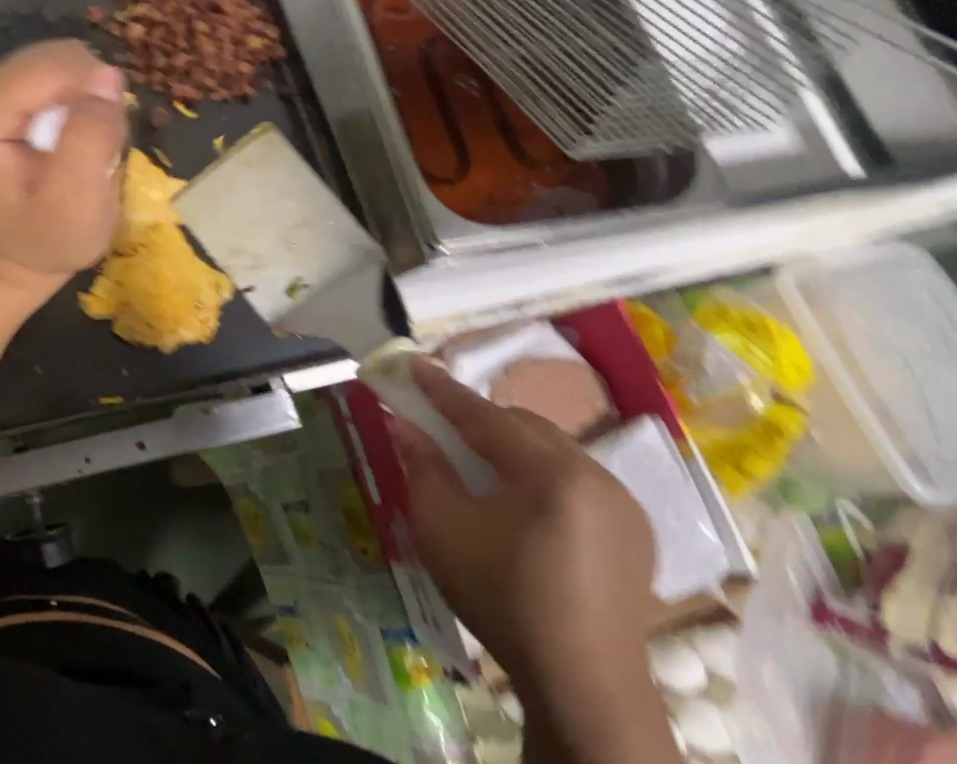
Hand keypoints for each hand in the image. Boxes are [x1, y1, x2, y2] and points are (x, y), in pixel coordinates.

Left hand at [0, 39, 127, 296]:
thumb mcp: (75, 206)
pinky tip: (80, 139)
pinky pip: (69, 73)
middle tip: (96, 150)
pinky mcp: (17, 91)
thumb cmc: (47, 239)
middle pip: (60, 56)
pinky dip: (88, 101)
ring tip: (87, 149)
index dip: (93, 94)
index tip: (106, 142)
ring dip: (93, 100)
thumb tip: (108, 78)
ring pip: (69, 60)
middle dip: (93, 96)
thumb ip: (89, 141)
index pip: (52, 67)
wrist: (23, 254)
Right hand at [391, 357, 655, 685]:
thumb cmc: (501, 595)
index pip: (486, 415)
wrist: (581, 679)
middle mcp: (598, 476)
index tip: (414, 364)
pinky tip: (525, 510)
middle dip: (482, 422)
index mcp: (551, 471)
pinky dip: (545, 480)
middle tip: (441, 427)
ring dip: (515, 450)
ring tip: (481, 471)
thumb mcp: (443, 528)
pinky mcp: (637, 535)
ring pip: (557, 454)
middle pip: (527, 428)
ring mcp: (626, 506)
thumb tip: (405, 425)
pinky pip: (581, 485)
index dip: (444, 390)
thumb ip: (424, 467)